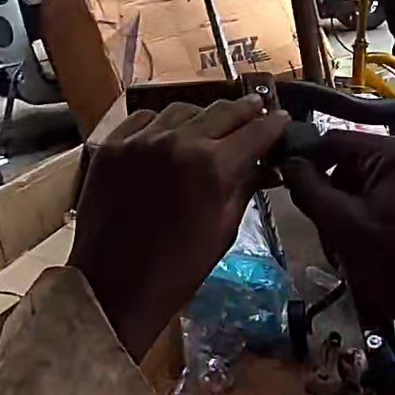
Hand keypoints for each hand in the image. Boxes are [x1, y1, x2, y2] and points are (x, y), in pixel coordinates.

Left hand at [69, 97, 286, 359]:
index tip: (282, 119)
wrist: (113, 288)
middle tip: (258, 107)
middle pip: (221, 111)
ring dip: (203, 115)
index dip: (274, 124)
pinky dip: (162, 122)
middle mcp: (177, 142)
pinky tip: (170, 131)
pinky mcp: (111, 145)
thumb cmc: (178, 269)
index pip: (254, 131)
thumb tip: (268, 166)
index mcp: (211, 166)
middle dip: (245, 109)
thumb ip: (245, 187)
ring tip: (213, 123)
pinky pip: (143, 119)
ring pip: (181, 110)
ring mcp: (140, 140)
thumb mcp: (223, 229)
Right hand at [279, 132, 394, 390]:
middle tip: (321, 230)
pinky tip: (359, 253)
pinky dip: (363, 225)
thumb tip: (288, 162)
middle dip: (328, 197)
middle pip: (348, 166)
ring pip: (361, 190)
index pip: (334, 141)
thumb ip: (308, 186)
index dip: (305, 160)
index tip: (284, 185)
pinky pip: (381, 204)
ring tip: (341, 251)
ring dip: (343, 216)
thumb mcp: (342, 223)